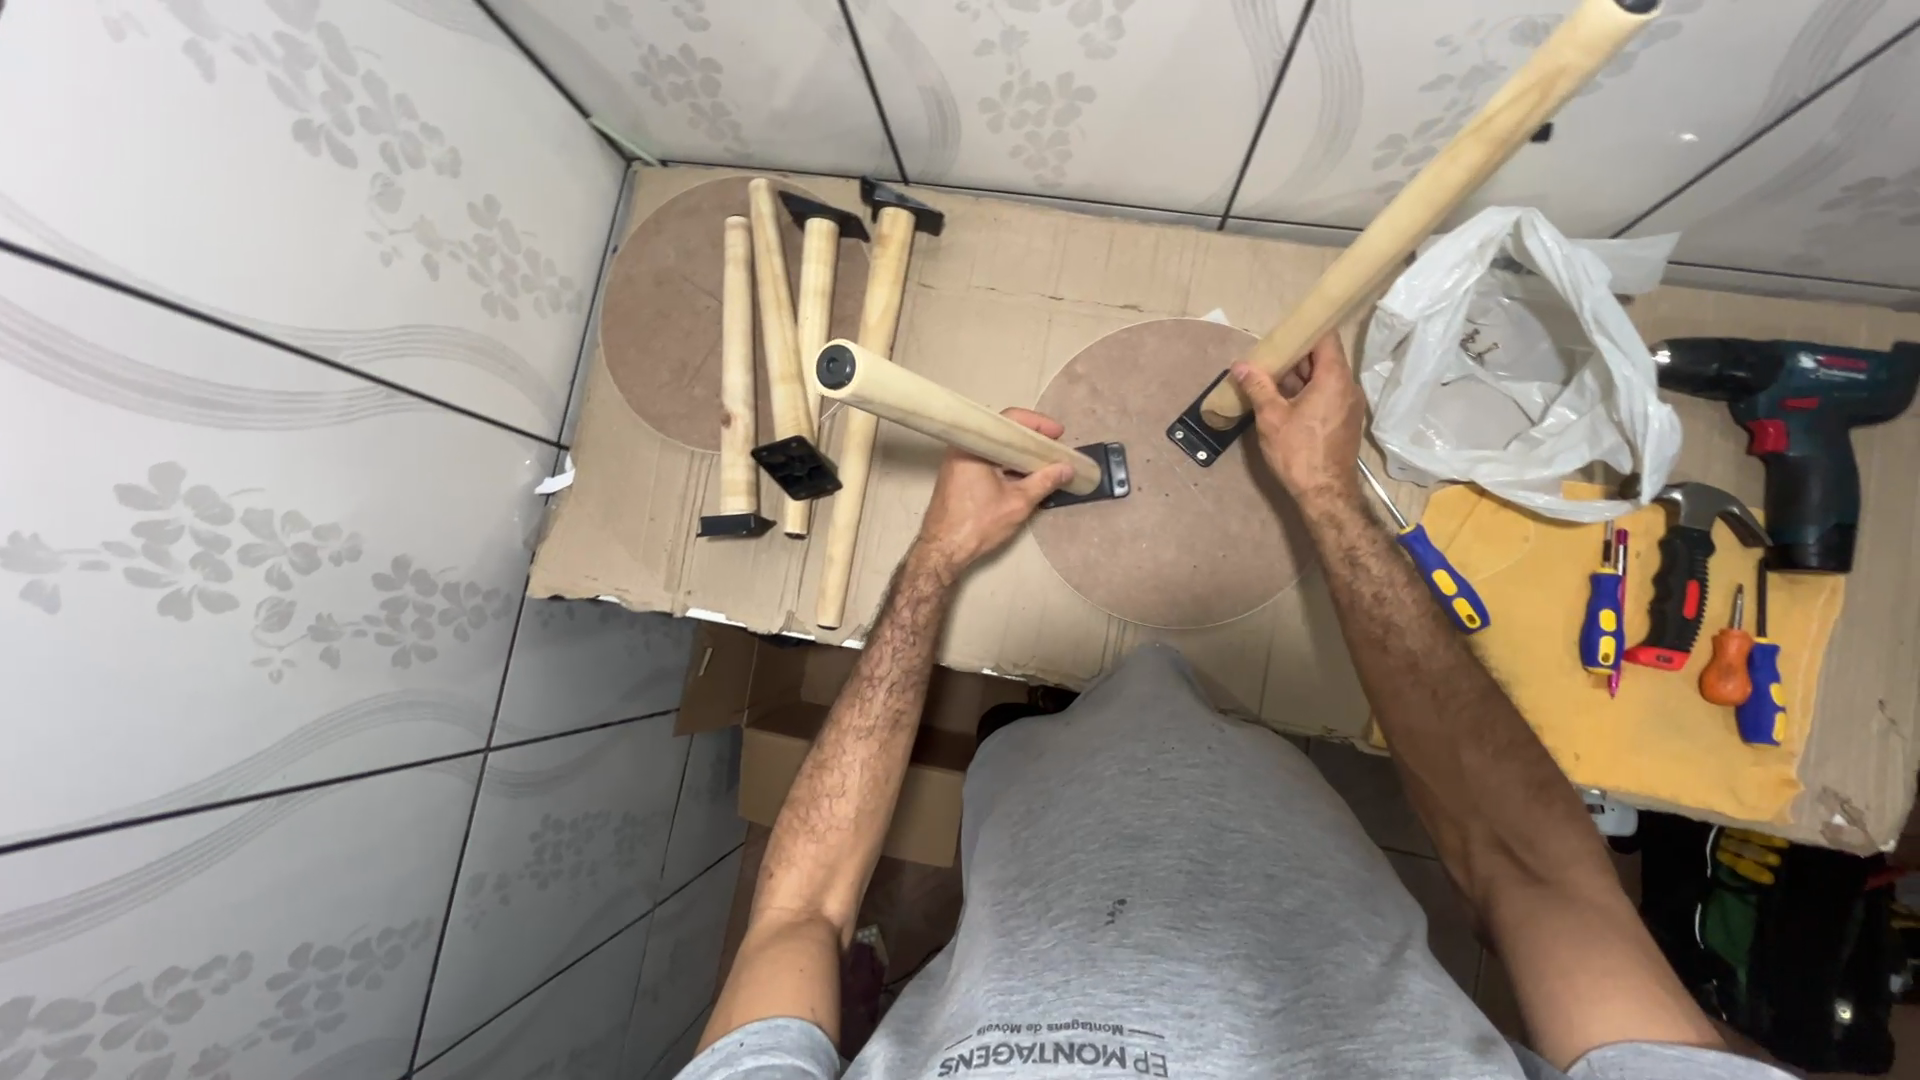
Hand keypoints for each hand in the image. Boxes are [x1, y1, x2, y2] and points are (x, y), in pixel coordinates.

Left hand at [913, 408, 1074, 579]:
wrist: (942, 550)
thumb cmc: (977, 524)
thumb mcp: (1018, 503)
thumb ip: (1044, 481)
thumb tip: (1067, 469)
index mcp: (974, 446)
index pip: (1010, 420)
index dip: (1038, 425)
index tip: (1059, 434)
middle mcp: (963, 447)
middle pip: (1003, 432)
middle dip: (1031, 439)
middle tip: (1055, 446)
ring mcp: (958, 461)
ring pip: (996, 448)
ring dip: (1020, 453)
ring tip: (1045, 461)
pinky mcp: (958, 475)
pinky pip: (987, 459)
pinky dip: (1007, 464)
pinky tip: (1026, 475)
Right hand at [1231, 334, 1364, 511]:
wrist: (1324, 492)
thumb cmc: (1298, 451)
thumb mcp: (1271, 417)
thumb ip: (1257, 387)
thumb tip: (1240, 366)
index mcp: (1334, 378)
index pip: (1326, 338)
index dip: (1306, 330)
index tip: (1284, 331)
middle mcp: (1348, 386)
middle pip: (1324, 358)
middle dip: (1295, 356)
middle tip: (1267, 357)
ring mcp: (1349, 404)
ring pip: (1323, 378)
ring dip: (1298, 376)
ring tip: (1269, 379)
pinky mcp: (1344, 420)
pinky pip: (1326, 395)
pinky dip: (1306, 392)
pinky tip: (1283, 402)